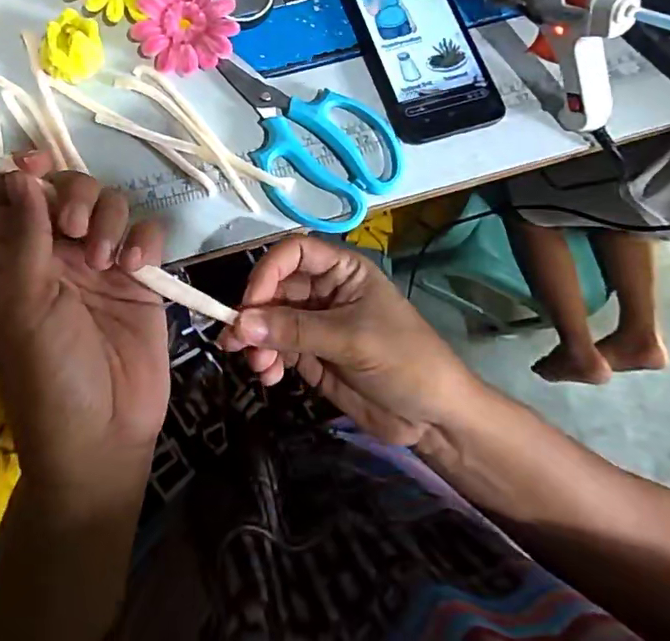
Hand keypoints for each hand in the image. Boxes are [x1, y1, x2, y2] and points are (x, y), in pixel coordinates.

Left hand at [0, 153, 169, 491]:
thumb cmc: (49, 375)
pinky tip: (139, 269)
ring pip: (109, 204)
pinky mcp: (140, 277)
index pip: (2, 198)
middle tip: (78, 226)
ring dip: (111, 219)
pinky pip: (147, 232)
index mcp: (12, 261)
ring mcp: (100, 264)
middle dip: (75, 194)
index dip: (16, 175)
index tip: (38, 166)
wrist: (105, 433)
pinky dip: (145, 240)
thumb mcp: (24, 307)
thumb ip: (24, 238)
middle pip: (63, 189)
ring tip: (108, 260)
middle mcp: (54, 255)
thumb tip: (19, 174)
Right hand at [221, 235, 485, 445]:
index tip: (250, 304)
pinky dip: (267, 359)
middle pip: (275, 287)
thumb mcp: (352, 340)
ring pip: (271, 320)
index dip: (268, 271)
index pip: (295, 253)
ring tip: (258, 366)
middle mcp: (325, 291)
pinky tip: (269, 376)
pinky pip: (278, 348)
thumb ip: (296, 331)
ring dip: (257, 341)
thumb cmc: (405, 360)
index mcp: (343, 271)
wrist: (434, 416)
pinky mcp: (312, 356)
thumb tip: (241, 324)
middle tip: (236, 342)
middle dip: (255, 314)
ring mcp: (317, 324)